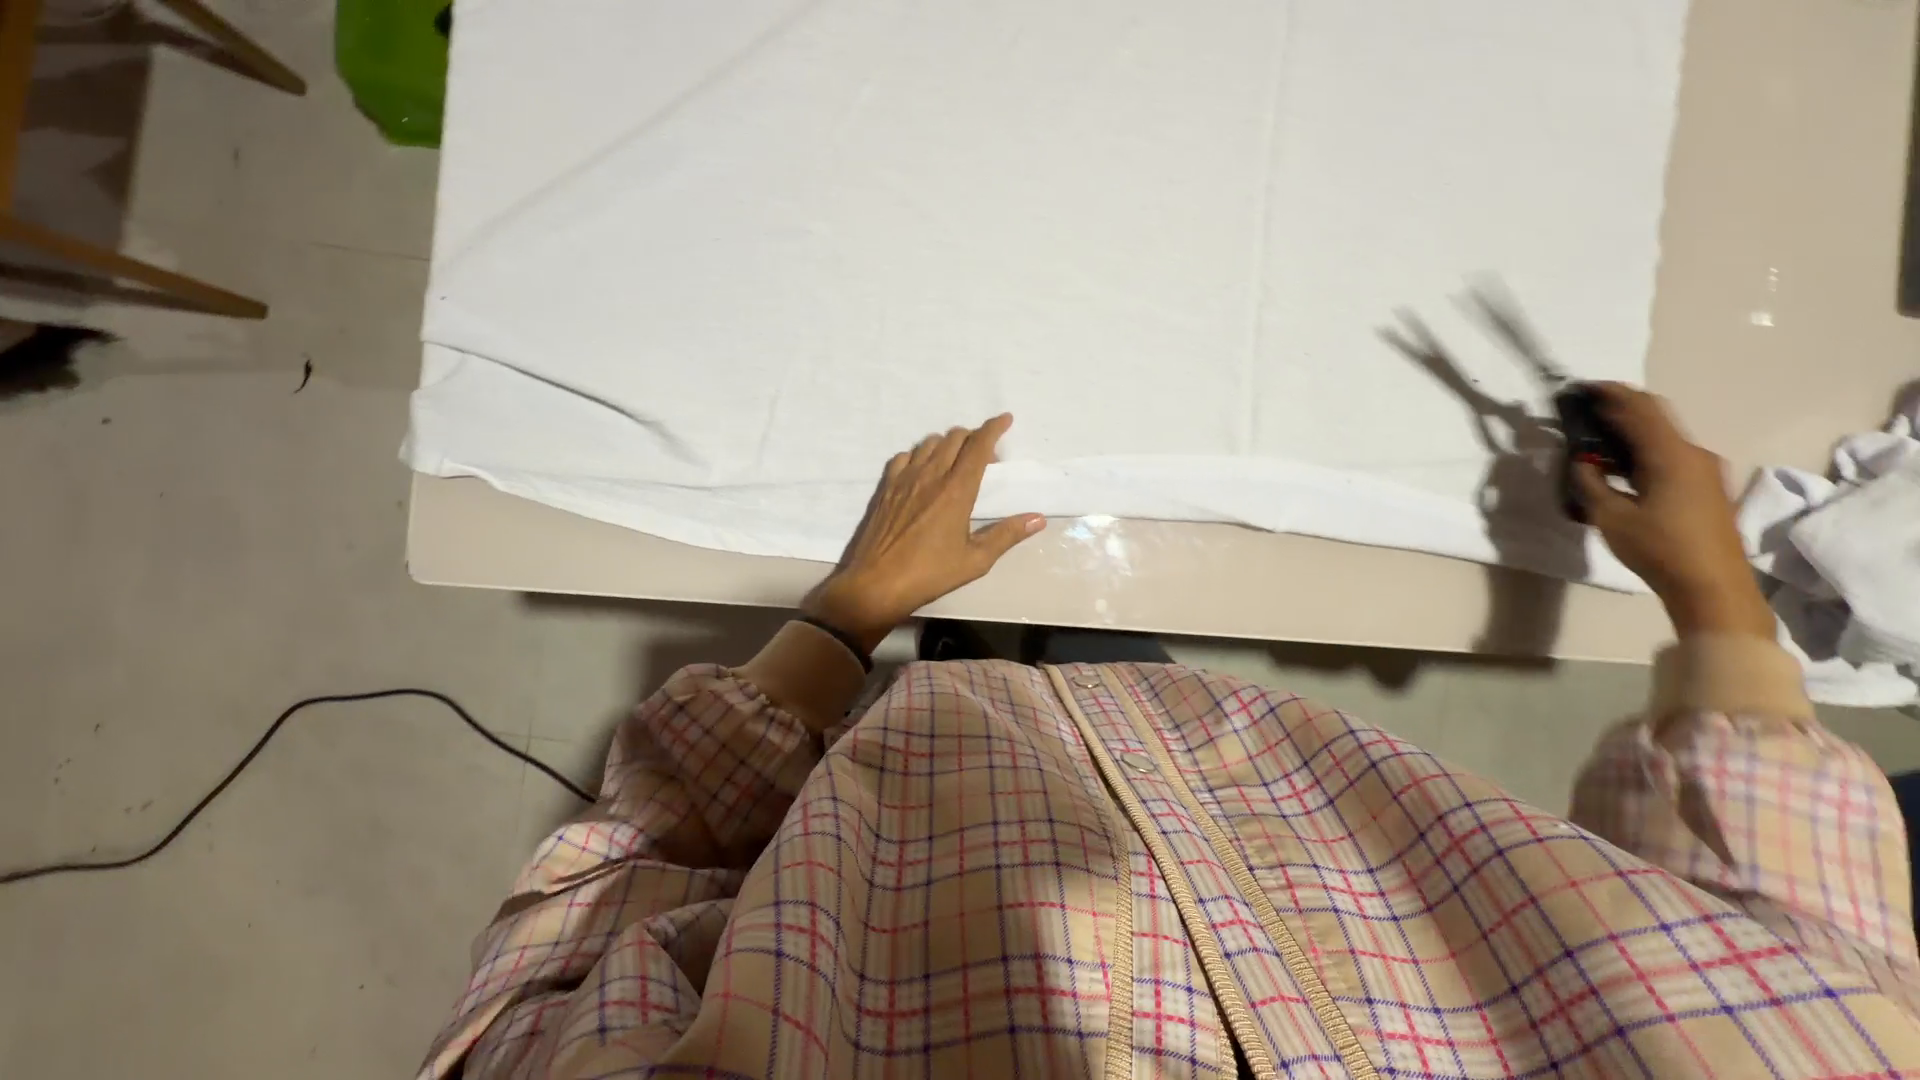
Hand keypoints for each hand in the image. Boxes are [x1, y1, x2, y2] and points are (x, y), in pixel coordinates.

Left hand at [801, 414, 1045, 651]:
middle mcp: (930, 475)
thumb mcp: (975, 560)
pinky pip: (904, 457)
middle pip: (954, 438)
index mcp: (956, 490)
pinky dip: (920, 455)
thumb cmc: (930, 574)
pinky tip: (923, 472)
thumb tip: (1038, 518)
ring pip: (929, 443)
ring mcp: (905, 479)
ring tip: (956, 462)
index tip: (1005, 420)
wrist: (876, 583)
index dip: (994, 428)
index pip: (978, 446)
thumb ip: (1007, 535)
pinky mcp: (886, 487)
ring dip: (947, 444)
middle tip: (986, 458)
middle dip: (973, 437)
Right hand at [1574, 383, 1773, 637]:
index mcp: (1671, 456)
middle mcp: (1693, 454)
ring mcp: (1703, 471)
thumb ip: (1592, 483)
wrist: (1711, 585)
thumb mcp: (1610, 516)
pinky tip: (1621, 465)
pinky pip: (1668, 456)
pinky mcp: (1704, 488)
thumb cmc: (1658, 548)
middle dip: (1622, 408)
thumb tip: (1583, 462)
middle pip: (1656, 418)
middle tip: (1588, 408)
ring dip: (1631, 432)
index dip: (1613, 394)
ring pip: (1662, 438)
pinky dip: (1643, 450)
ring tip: (1597, 438)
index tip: (1585, 387)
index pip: (1640, 410)